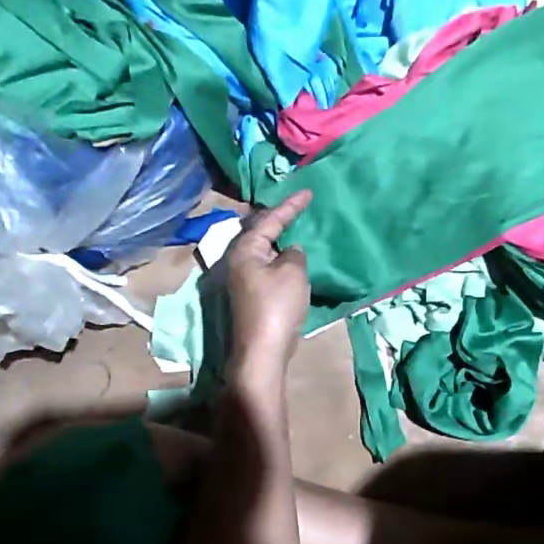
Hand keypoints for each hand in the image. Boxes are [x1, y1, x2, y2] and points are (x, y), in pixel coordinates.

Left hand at [225, 190, 313, 383]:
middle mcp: (236, 260)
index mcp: (244, 248)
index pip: (269, 219)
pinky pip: (263, 266)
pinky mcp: (247, 296)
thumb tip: (290, 250)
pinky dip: (277, 257)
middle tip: (296, 207)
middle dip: (277, 219)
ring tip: (293, 228)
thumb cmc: (277, 307)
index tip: (307, 193)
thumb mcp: (293, 272)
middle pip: (257, 231)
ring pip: (260, 250)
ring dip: (276, 239)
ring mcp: (239, 279)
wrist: (262, 351)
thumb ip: (294, 253)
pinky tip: (288, 258)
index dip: (290, 205)